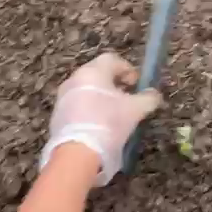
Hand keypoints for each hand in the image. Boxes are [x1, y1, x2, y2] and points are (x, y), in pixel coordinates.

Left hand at [39, 53, 161, 185]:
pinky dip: (89, 110)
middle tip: (127, 99)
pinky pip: (77, 106)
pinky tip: (98, 126)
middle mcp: (75, 79)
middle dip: (114, 84)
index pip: (112, 59)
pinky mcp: (57, 115)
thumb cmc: (108, 123)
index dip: (127, 69)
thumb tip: (154, 94)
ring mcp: (63, 97)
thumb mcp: (135, 110)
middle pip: (98, 74)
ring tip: (113, 115)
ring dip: (100, 98)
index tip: (136, 84)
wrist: (77, 152)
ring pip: (86, 90)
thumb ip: (148, 98)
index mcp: (93, 71)